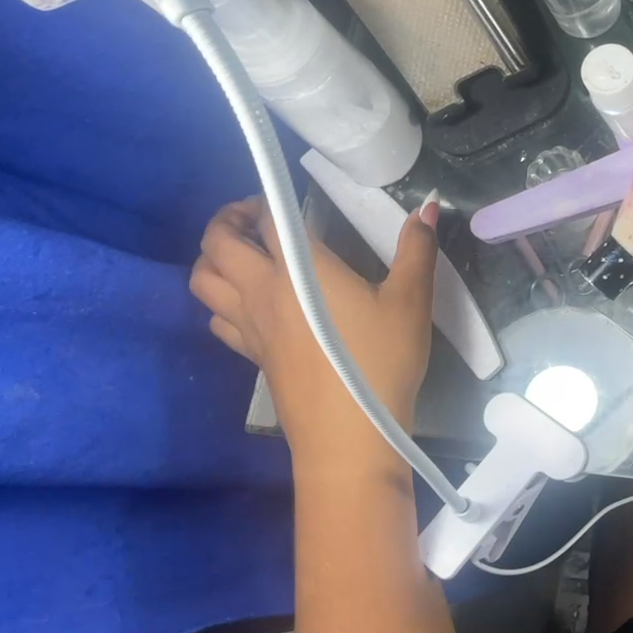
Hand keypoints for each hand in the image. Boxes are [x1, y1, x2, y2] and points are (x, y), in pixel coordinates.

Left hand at [190, 196, 438, 468]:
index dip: (269, 200)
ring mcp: (250, 326)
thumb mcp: (412, 300)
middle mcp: (262, 290)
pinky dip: (222, 300)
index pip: (267, 219)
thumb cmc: (383, 359)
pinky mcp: (252, 354)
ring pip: (203, 280)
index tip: (287, 199)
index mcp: (299, 269)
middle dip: (227, 220)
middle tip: (255, 216)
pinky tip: (250, 304)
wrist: (351, 433)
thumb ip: (417, 249)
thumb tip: (429, 207)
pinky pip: (216, 317)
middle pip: (216, 244)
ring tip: (243, 254)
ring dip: (213, 257)